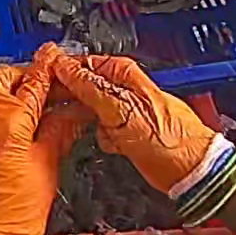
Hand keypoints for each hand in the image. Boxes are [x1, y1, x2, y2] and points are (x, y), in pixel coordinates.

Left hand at [0, 56, 88, 234]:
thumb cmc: (19, 212)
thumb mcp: (49, 161)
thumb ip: (60, 125)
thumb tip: (72, 106)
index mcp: (8, 122)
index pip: (32, 82)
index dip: (48, 68)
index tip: (56, 58)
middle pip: (3, 78)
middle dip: (25, 77)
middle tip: (47, 85)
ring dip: (9, 91)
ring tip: (32, 104)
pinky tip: (14, 122)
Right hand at [45, 47, 220, 196]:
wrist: (192, 171)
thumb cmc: (168, 139)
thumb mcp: (119, 109)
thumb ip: (89, 86)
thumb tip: (64, 67)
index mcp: (122, 73)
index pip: (80, 63)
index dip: (60, 72)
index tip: (44, 82)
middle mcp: (122, 88)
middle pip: (82, 85)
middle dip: (71, 99)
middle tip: (59, 110)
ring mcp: (123, 109)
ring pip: (88, 109)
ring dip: (86, 121)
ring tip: (95, 130)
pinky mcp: (125, 130)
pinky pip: (101, 129)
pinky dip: (101, 136)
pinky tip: (108, 142)